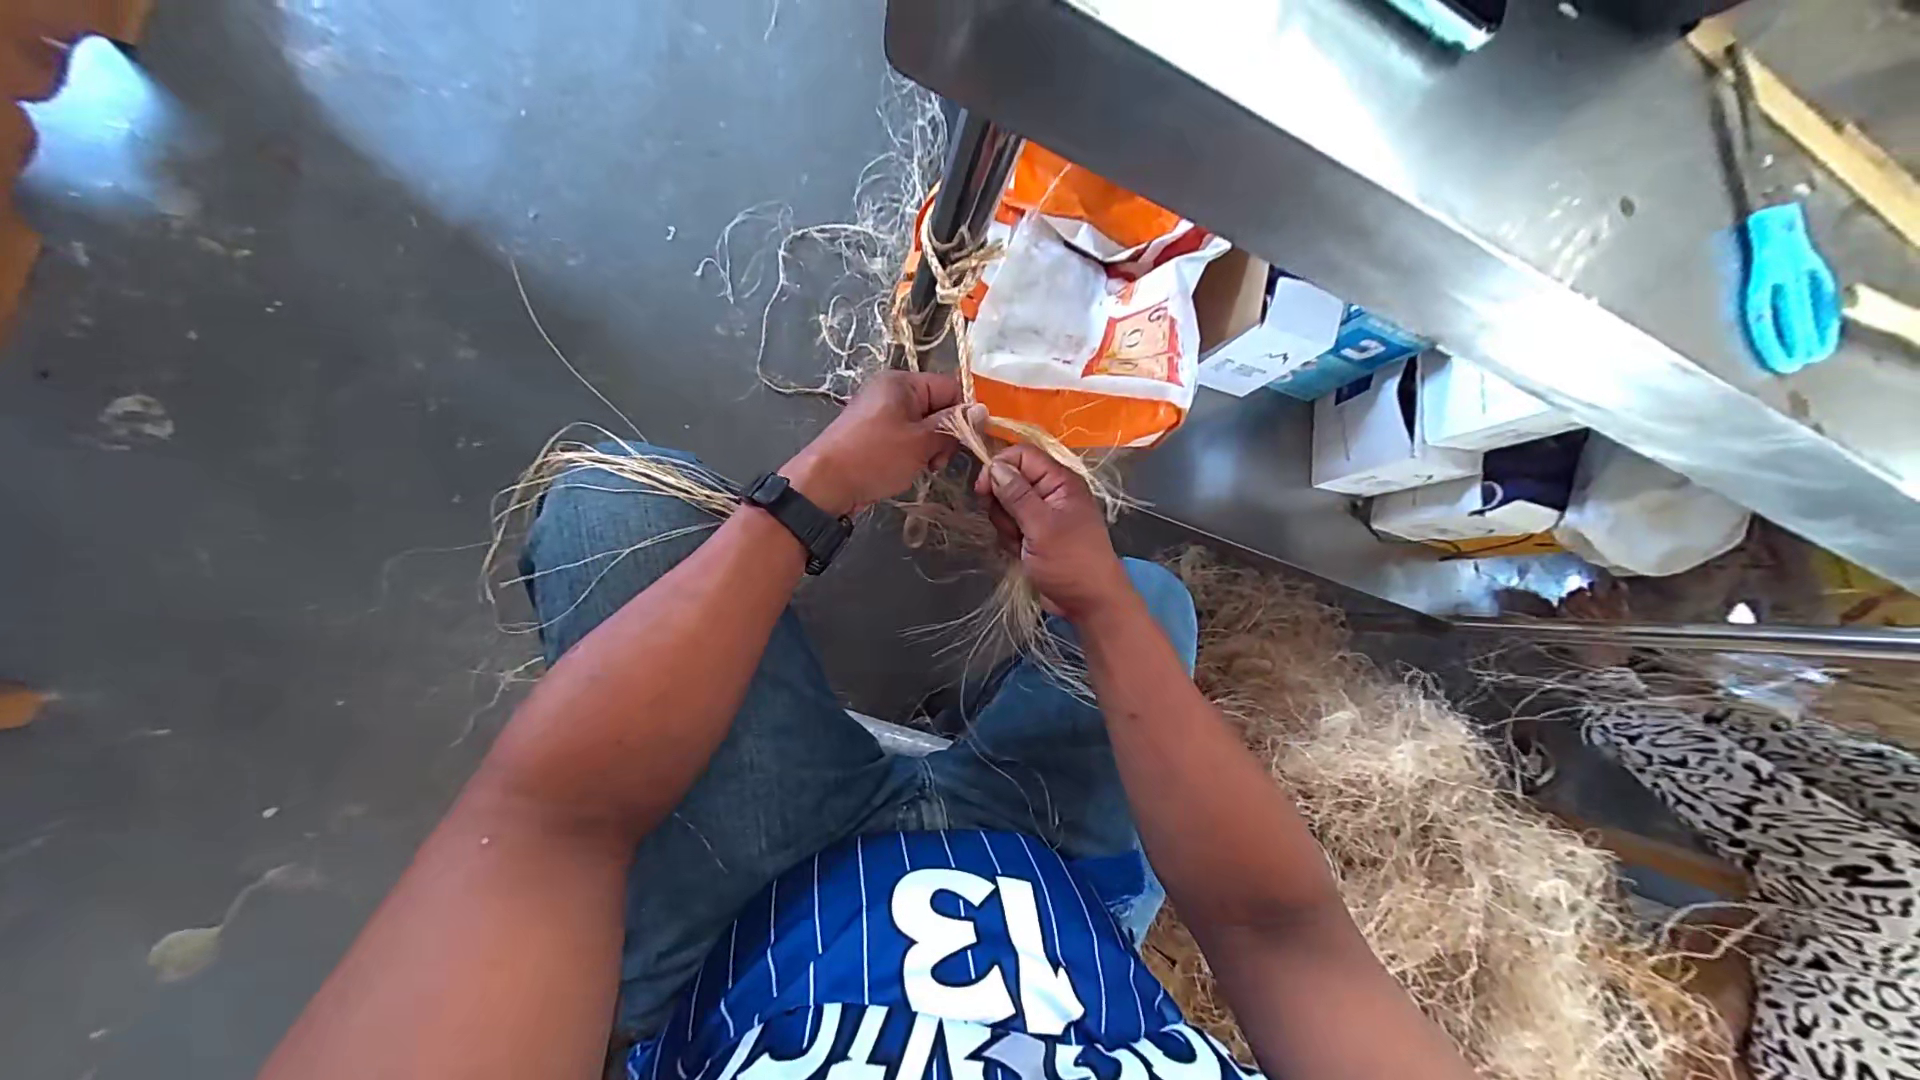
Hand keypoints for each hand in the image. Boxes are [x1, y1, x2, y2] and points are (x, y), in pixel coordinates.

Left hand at [782, 371, 966, 515]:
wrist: (825, 484)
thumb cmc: (875, 457)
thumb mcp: (920, 441)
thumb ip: (952, 425)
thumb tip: (982, 411)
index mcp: (902, 383)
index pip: (950, 388)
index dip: (964, 413)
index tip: (968, 441)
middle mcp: (891, 392)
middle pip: (938, 407)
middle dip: (946, 434)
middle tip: (939, 459)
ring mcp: (881, 414)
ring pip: (923, 426)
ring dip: (931, 447)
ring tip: (925, 466)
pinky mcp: (873, 435)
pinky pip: (906, 438)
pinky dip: (913, 453)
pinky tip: (910, 469)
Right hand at [973, 444, 1133, 621]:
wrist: (1089, 602)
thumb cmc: (1071, 562)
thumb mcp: (1041, 527)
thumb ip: (1017, 494)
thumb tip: (995, 466)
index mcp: (1060, 481)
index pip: (1022, 455)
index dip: (998, 467)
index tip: (983, 490)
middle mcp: (1051, 492)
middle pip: (1010, 480)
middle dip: (1001, 503)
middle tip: (1012, 525)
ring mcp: (1042, 514)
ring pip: (1006, 505)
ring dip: (1006, 525)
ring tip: (1021, 544)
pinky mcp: (1035, 534)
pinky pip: (1011, 526)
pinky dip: (1010, 539)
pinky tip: (1021, 553)